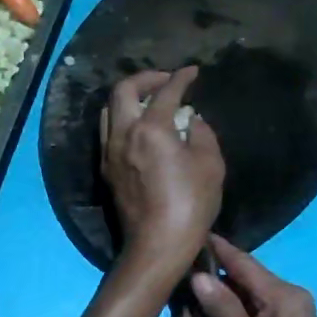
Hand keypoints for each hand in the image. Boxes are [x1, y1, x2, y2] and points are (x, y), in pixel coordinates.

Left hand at [101, 67, 223, 280]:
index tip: (192, 72)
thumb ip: (201, 134)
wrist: (157, 243)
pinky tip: (142, 128)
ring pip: (108, 111)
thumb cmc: (190, 204)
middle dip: (145, 79)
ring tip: (151, 103)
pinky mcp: (106, 170)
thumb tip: (191, 120)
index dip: (181, 78)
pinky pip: (108, 132)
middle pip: (122, 91)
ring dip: (128, 99)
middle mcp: (122, 135)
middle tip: (166, 82)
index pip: (165, 92)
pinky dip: (123, 120)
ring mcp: (109, 153)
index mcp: (149, 129)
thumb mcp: (210, 164)